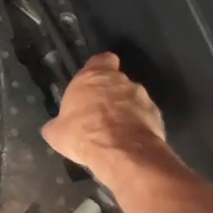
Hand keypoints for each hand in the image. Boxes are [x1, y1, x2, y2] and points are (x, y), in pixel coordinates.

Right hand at [42, 53, 176, 181]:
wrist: (121, 153)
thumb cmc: (83, 134)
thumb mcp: (57, 133)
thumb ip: (58, 124)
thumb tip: (54, 128)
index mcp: (93, 77)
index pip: (101, 60)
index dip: (99, 69)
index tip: (93, 83)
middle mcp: (120, 81)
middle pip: (117, 81)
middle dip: (111, 95)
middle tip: (100, 115)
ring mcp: (142, 97)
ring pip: (133, 99)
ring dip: (126, 111)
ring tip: (117, 133)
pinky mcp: (157, 116)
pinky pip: (146, 117)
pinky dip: (139, 126)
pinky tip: (129, 142)